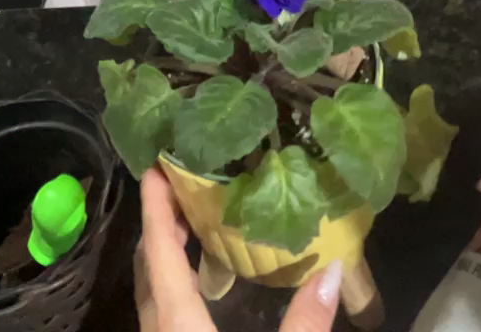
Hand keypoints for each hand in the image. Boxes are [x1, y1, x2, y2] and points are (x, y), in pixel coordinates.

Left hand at [137, 166, 342, 331]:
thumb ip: (304, 323)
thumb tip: (332, 268)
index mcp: (177, 321)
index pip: (159, 251)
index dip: (155, 206)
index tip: (155, 165)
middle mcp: (157, 330)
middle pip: (148, 265)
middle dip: (159, 221)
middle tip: (180, 181)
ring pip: (151, 289)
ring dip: (163, 252)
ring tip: (189, 219)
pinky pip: (159, 309)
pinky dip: (171, 280)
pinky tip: (197, 280)